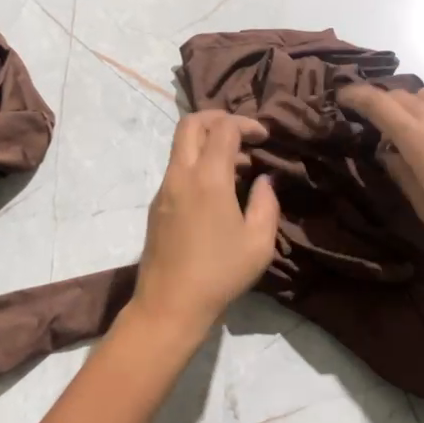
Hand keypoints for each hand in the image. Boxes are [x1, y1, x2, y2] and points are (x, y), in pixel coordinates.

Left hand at [131, 111, 281, 331]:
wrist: (169, 304)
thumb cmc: (220, 273)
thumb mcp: (258, 242)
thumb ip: (266, 204)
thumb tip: (264, 181)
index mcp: (208, 178)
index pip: (223, 128)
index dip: (246, 124)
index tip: (264, 138)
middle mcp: (181, 174)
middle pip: (192, 123)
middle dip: (219, 118)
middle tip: (243, 134)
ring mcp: (164, 189)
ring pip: (181, 145)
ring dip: (207, 142)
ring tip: (237, 165)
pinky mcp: (157, 204)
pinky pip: (177, 167)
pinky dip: (197, 162)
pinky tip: (218, 189)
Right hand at [339, 84, 423, 268]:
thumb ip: (400, 173)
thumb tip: (387, 151)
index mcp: (418, 137)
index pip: (378, 103)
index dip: (355, 96)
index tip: (340, 97)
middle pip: (399, 95)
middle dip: (378, 101)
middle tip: (367, 117)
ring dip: (407, 103)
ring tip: (403, 124)